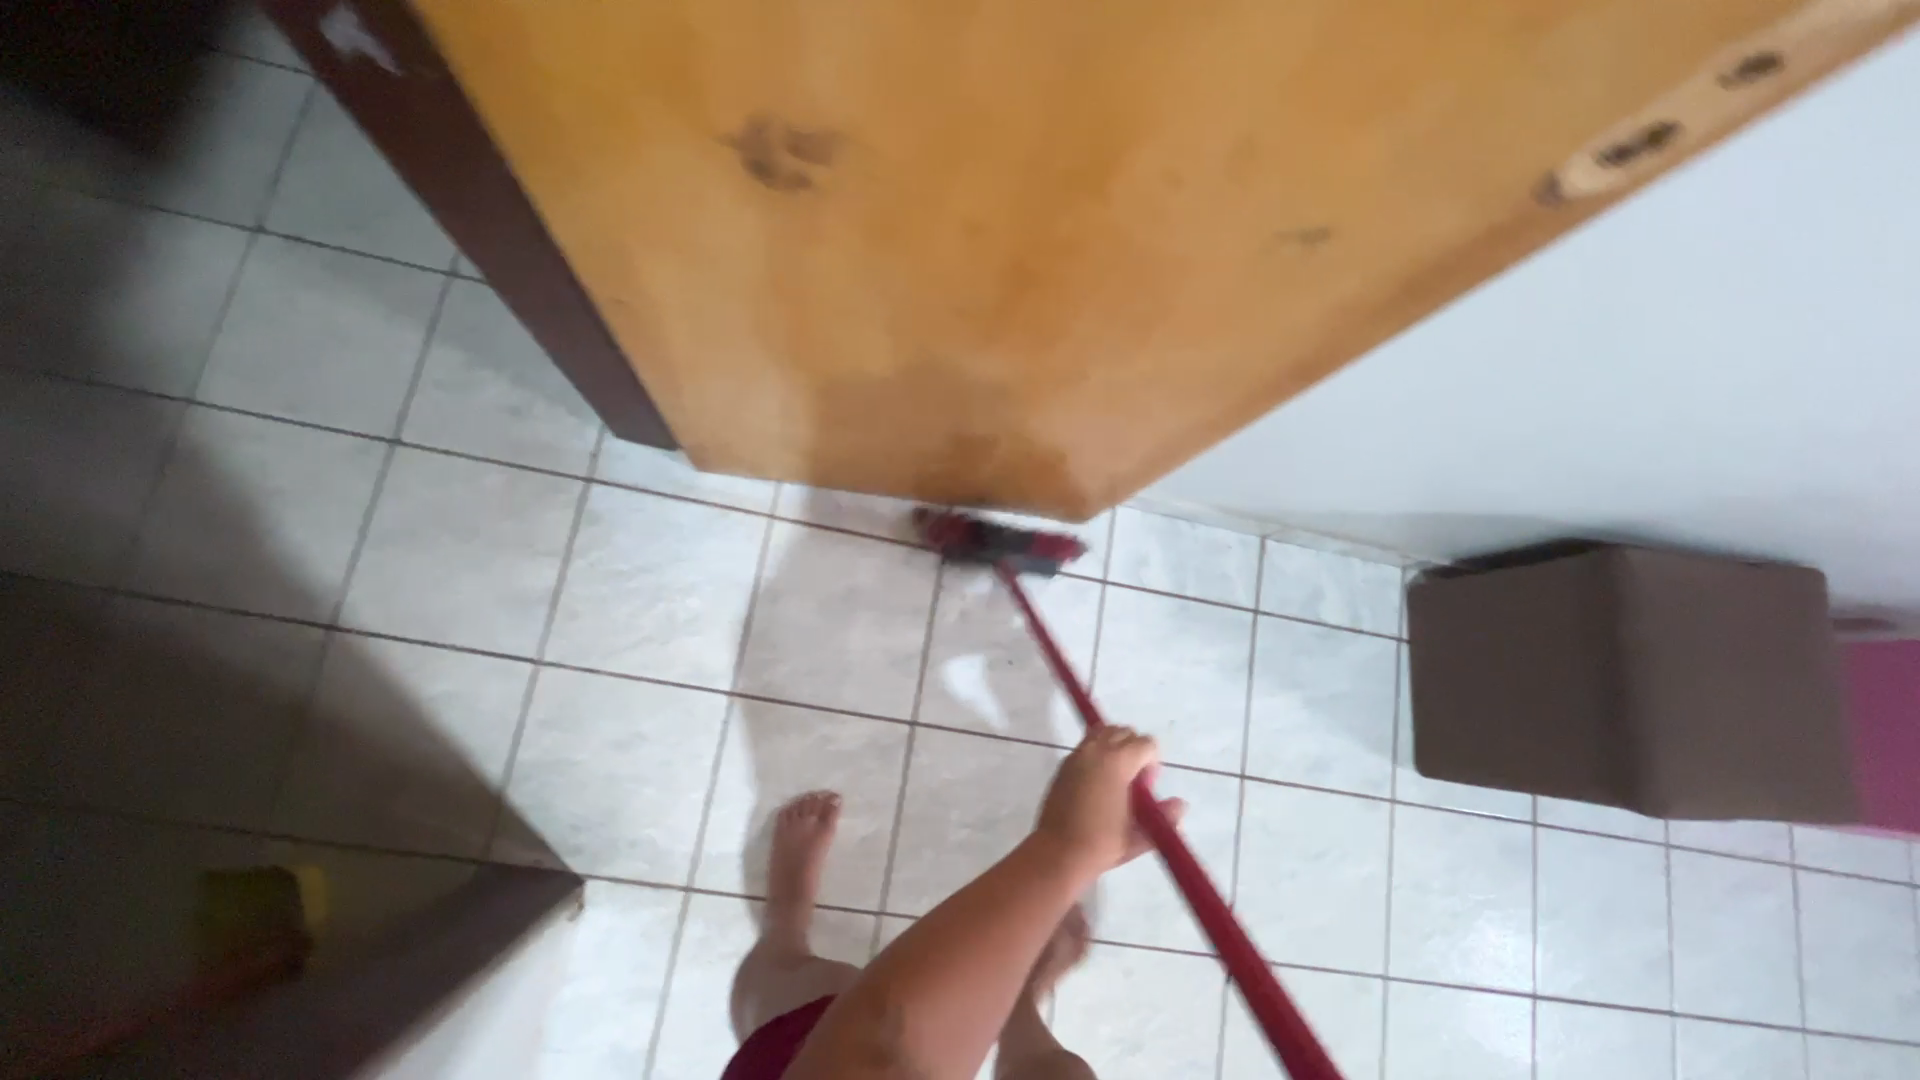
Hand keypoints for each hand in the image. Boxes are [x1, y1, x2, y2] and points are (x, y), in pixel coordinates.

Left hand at [1034, 727, 1186, 874]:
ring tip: (1117, 778)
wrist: (1058, 852)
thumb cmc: (1102, 843)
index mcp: (1117, 762)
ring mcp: (1077, 754)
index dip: (1153, 763)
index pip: (1146, 743)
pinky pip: (1087, 744)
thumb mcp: (1140, 835)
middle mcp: (1096, 750)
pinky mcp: (1064, 763)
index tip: (1147, 788)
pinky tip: (1098, 782)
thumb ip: (1165, 817)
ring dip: (1116, 746)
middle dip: (1136, 751)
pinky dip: (1098, 752)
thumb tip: (1181, 805)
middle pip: (1125, 732)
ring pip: (1104, 732)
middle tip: (1134, 783)